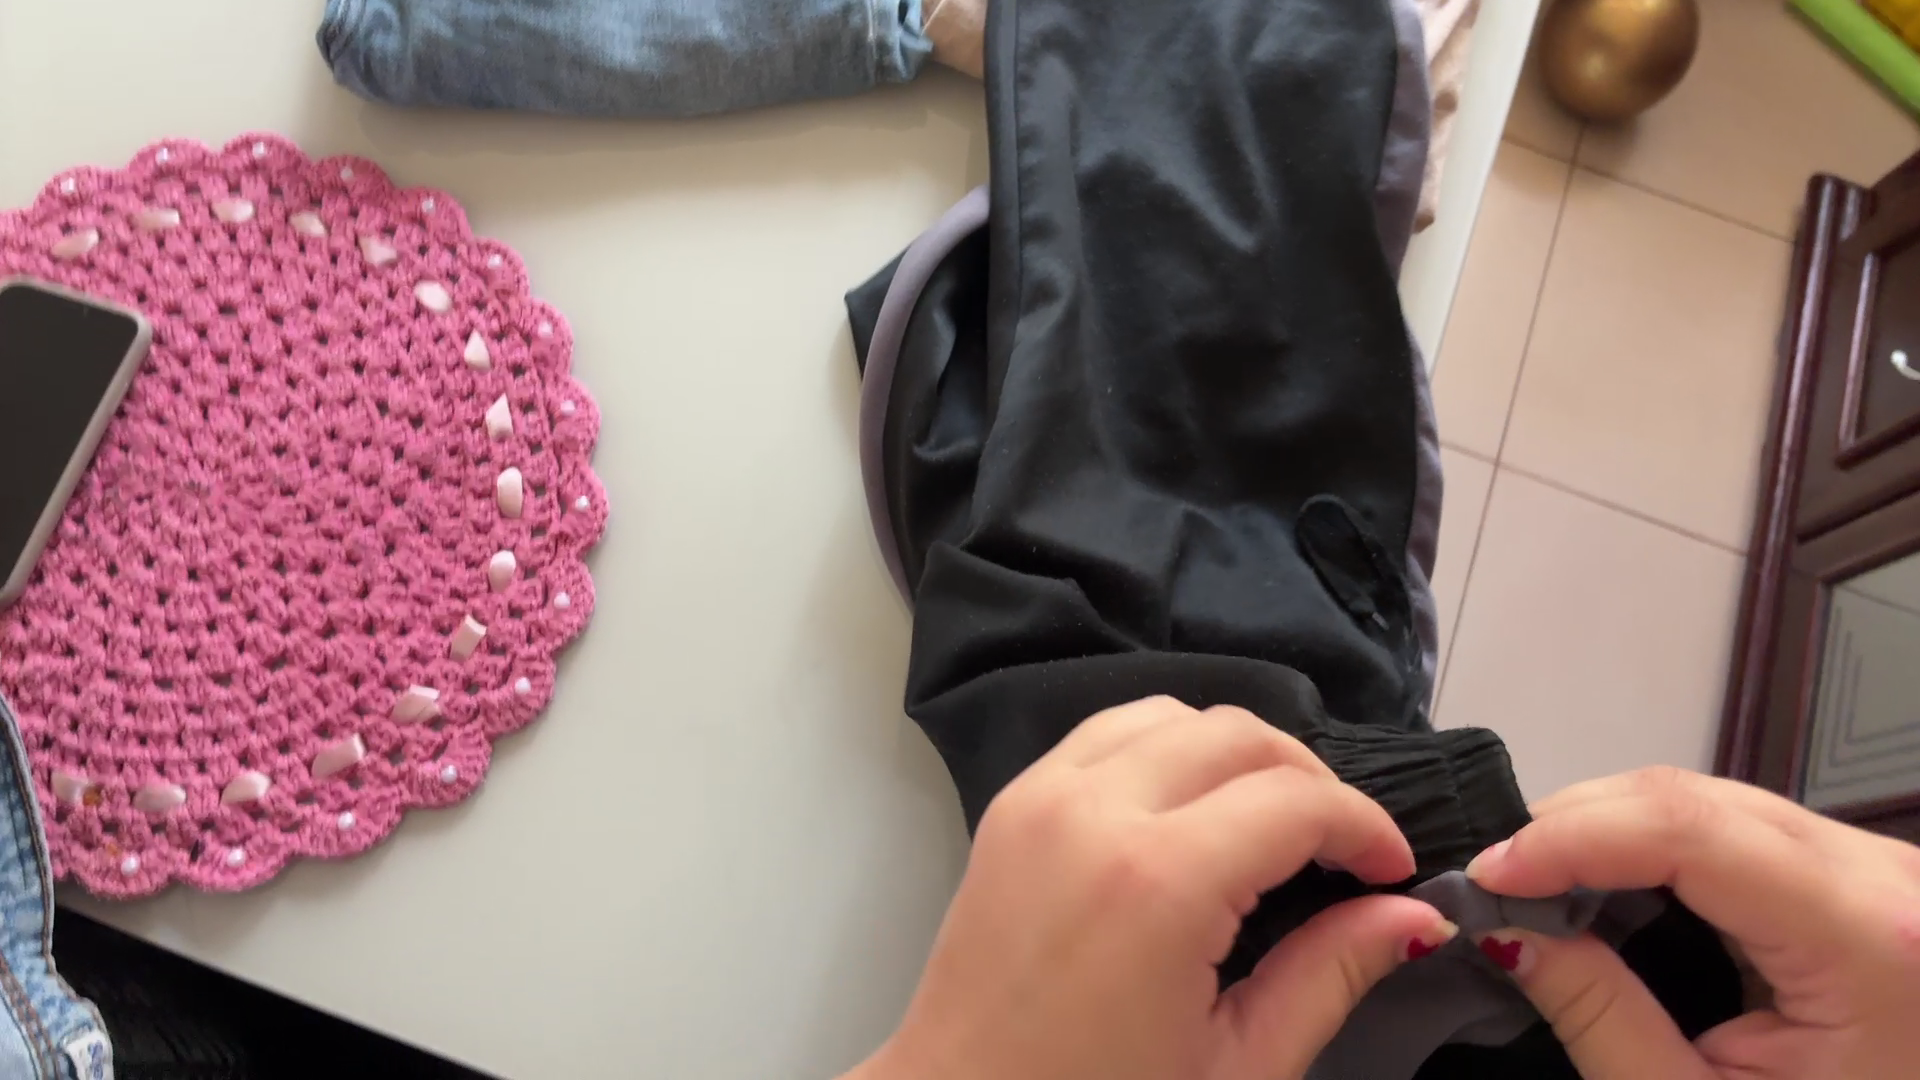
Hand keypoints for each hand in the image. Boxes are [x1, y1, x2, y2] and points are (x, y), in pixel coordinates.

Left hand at [847, 696, 1456, 1079]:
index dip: (1364, 825)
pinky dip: (1162, 744)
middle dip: (1306, 774)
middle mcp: (1095, 806)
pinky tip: (1183, 799)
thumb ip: (1331, 973)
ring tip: (1263, 812)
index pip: (1292, 801)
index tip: (1393, 869)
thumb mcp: (1237, 1065)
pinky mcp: (1014, 796)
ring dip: (1229, 747)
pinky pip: (1105, 731)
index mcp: (1157, 879)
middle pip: (1231, 731)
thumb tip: (1415, 915)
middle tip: (1336, 841)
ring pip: (1165, 712)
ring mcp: (1043, 790)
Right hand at [1465, 766, 1919, 1078]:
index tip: (1486, 878)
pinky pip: (1719, 822)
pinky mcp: (1856, 873)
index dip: (1565, 838)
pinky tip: (1607, 886)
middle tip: (1501, 882)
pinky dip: (1641, 843)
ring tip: (1541, 884)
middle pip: (1680, 799)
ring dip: (1598, 831)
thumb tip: (1495, 924)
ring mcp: (1878, 867)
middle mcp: (1888, 876)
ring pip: (1693, 799)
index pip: (1683, 829)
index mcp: (1880, 942)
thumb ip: (1597, 1012)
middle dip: (1566, 828)